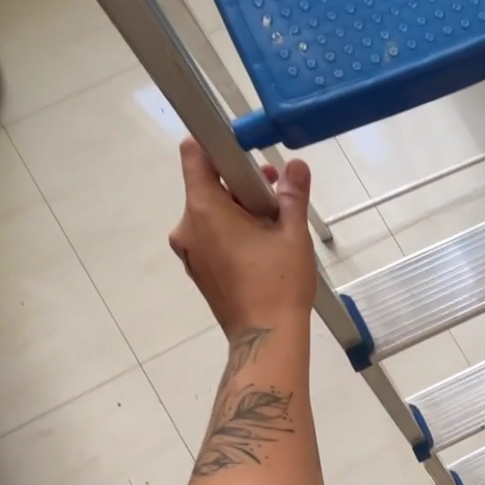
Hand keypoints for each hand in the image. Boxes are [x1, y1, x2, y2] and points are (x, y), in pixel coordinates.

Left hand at [169, 138, 316, 338]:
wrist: (265, 337)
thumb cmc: (279, 283)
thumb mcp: (293, 235)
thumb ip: (292, 196)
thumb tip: (296, 167)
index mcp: (204, 209)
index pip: (195, 155)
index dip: (219, 147)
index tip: (248, 156)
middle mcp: (187, 226)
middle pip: (208, 188)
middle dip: (242, 187)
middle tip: (277, 199)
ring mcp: (190, 251)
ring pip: (212, 216)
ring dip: (240, 214)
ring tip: (276, 231)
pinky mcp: (199, 271)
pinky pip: (213, 239)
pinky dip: (234, 236)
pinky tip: (263, 253)